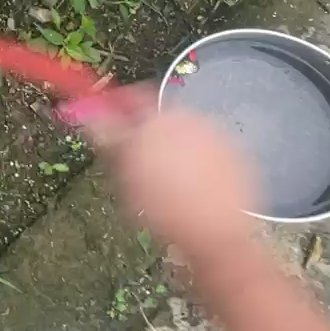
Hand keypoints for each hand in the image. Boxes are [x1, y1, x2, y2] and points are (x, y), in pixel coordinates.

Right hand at [58, 87, 257, 265]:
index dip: (115, 104)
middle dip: (147, 129)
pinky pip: (209, 150)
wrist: (218, 236)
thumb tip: (90, 111)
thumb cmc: (162, 203)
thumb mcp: (122, 171)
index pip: (133, 94)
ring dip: (173, 144)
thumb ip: (107, 134)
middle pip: (161, 114)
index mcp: (159, 116)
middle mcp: (192, 117)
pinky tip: (192, 185)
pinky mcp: (239, 157)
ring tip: (165, 176)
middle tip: (135, 156)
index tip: (106, 119)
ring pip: (186, 132)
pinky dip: (198, 159)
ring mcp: (219, 136)